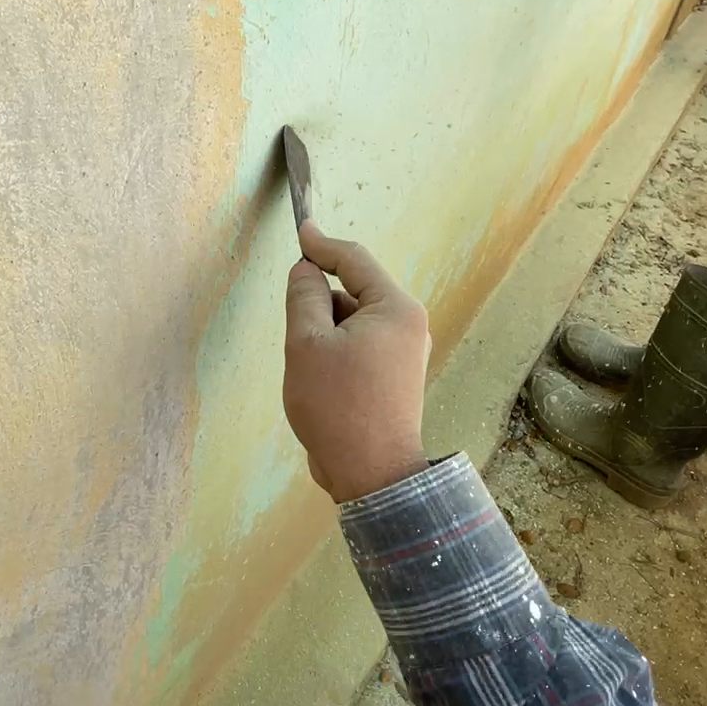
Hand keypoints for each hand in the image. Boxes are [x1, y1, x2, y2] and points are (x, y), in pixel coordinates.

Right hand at [283, 220, 432, 502]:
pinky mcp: (394, 376)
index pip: (354, 260)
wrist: (371, 475)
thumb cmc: (337, 404)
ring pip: (351, 321)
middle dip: (319, 305)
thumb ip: (304, 296)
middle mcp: (408, 325)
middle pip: (352, 292)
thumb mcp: (307, 343)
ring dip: (324, 332)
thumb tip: (305, 269)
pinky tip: (322, 384)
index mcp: (395, 309)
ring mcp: (404, 352)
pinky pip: (358, 344)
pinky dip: (334, 350)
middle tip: (298, 341)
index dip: (322, 245)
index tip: (300, 230)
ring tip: (312, 373)